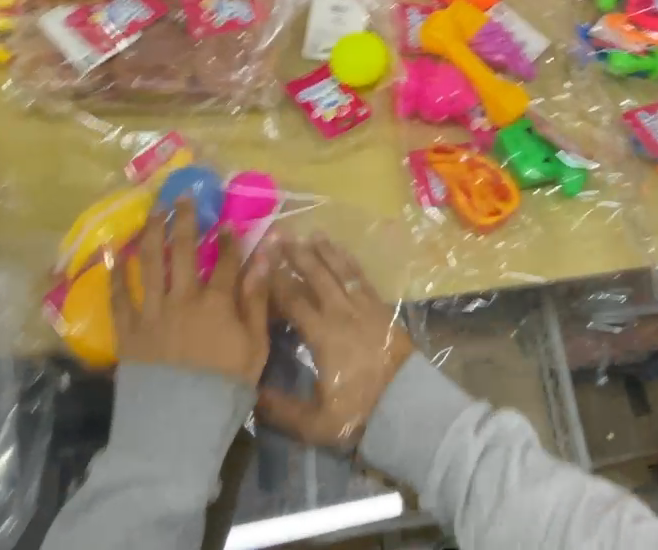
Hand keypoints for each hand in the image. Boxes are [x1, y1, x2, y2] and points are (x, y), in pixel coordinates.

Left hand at [113, 202, 271, 386]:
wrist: (178, 429)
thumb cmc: (225, 389)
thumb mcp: (255, 346)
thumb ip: (258, 299)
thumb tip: (264, 258)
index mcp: (217, 303)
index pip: (225, 260)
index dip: (228, 238)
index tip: (227, 220)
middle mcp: (183, 299)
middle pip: (183, 250)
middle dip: (186, 219)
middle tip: (184, 195)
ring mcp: (152, 314)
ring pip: (150, 264)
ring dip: (153, 233)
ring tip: (154, 211)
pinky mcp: (128, 333)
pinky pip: (120, 297)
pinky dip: (117, 274)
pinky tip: (116, 254)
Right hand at [257, 235, 415, 447]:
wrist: (408, 405)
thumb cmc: (360, 413)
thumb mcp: (315, 422)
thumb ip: (280, 408)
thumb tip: (249, 392)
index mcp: (323, 335)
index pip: (293, 300)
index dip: (274, 280)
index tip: (259, 262)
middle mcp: (342, 313)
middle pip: (316, 276)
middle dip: (297, 255)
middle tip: (280, 235)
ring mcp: (364, 307)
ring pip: (340, 271)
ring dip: (324, 251)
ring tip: (310, 234)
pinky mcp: (382, 308)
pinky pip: (361, 277)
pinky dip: (349, 261)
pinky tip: (342, 253)